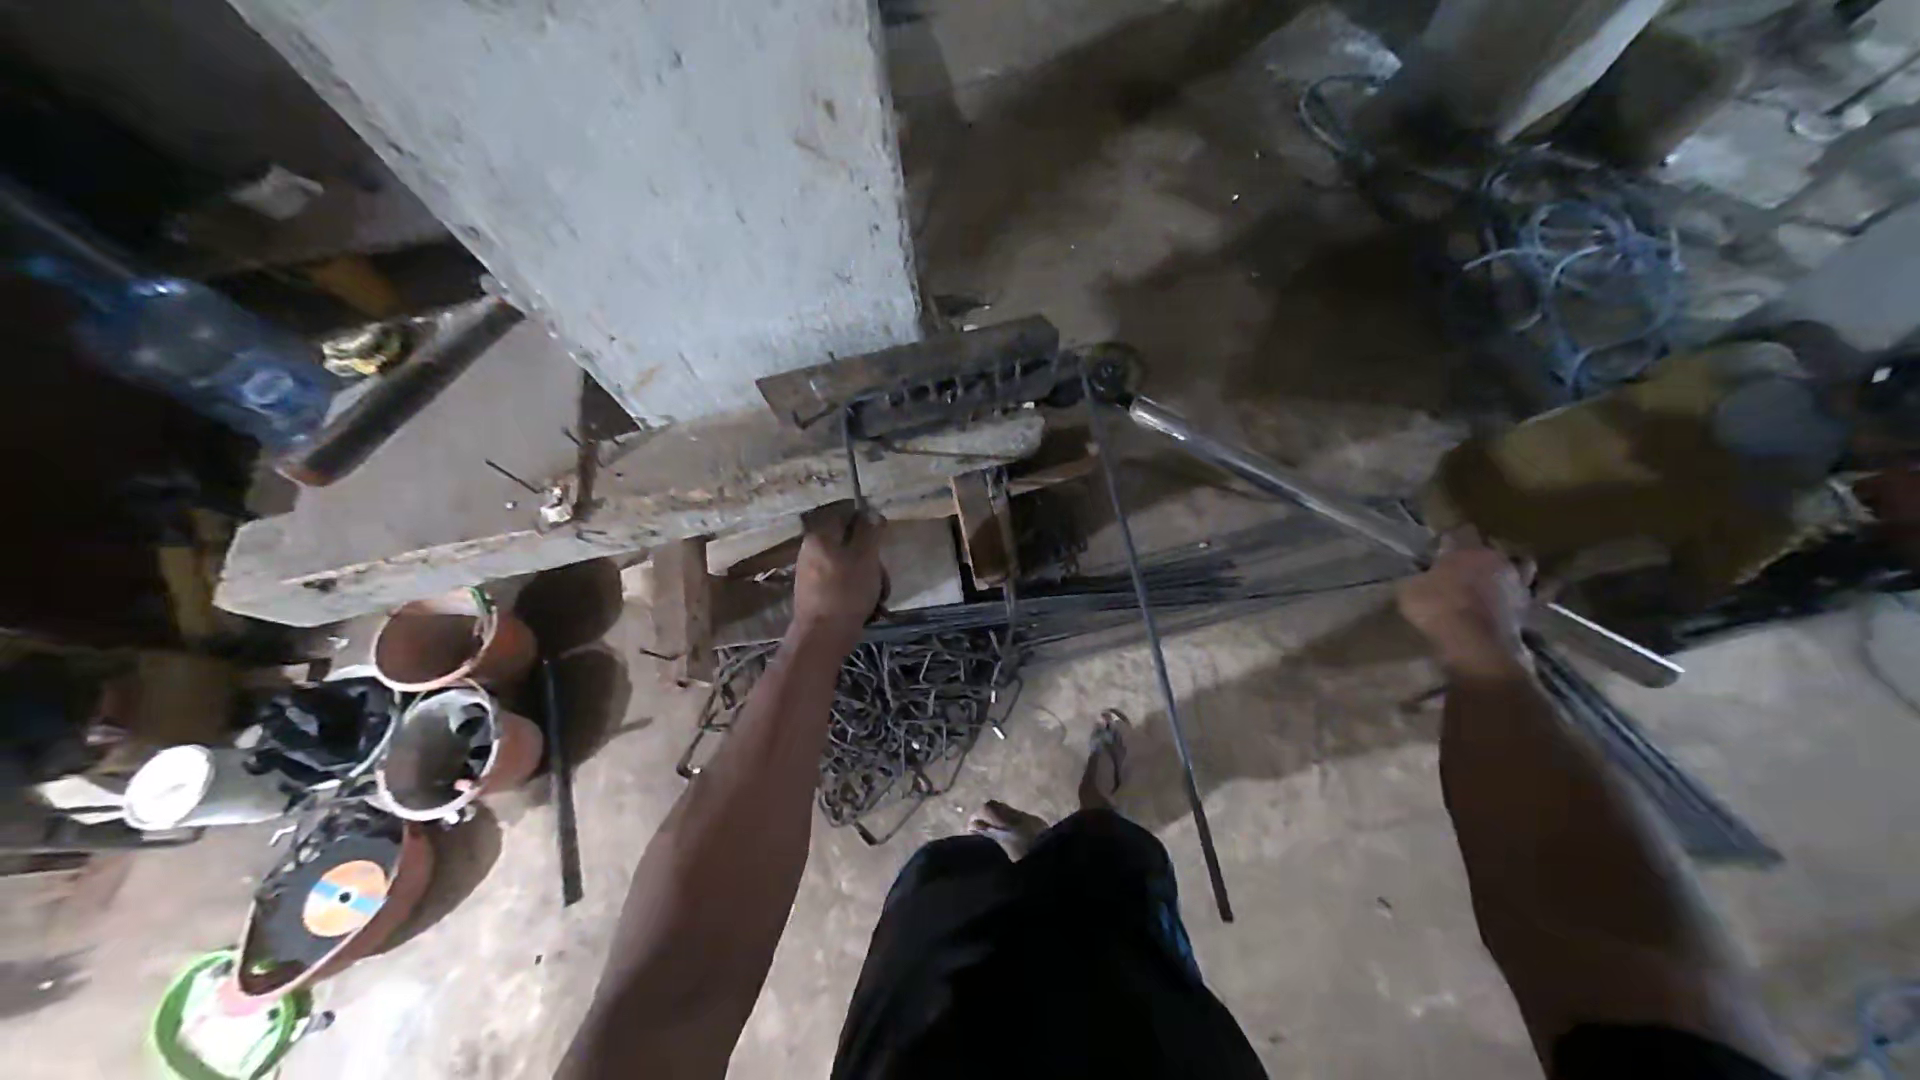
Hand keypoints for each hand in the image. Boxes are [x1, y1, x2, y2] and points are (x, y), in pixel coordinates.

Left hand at [791, 502, 885, 640]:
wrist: (822, 637)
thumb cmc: (846, 591)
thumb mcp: (866, 556)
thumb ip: (870, 531)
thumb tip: (872, 512)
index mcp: (819, 535)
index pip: (846, 515)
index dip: (868, 525)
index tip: (882, 542)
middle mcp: (811, 550)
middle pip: (850, 543)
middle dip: (871, 560)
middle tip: (882, 578)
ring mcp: (812, 573)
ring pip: (849, 565)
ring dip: (868, 578)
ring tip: (878, 597)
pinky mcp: (816, 593)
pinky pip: (842, 583)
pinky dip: (856, 591)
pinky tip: (868, 607)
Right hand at [1397, 531, 1532, 679]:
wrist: (1475, 645)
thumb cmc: (1437, 609)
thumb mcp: (1409, 589)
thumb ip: (1418, 576)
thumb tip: (1421, 574)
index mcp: (1468, 550)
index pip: (1461, 531)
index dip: (1448, 538)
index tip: (1435, 549)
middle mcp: (1497, 560)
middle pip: (1491, 547)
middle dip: (1478, 554)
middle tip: (1461, 565)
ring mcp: (1518, 584)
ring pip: (1518, 567)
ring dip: (1505, 571)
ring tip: (1492, 580)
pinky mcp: (1528, 608)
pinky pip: (1526, 595)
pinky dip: (1518, 596)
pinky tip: (1509, 600)